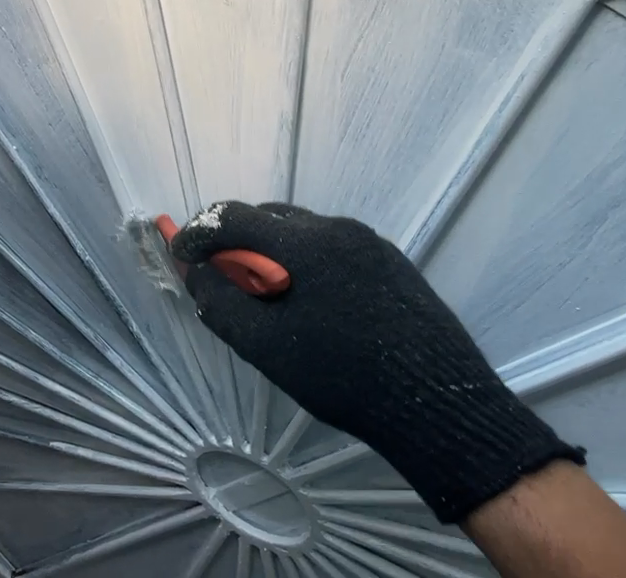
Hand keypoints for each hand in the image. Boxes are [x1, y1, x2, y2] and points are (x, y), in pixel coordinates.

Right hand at [170, 201, 582, 523]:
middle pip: (265, 217)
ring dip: (271, 250)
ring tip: (268, 292)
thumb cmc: (343, 377)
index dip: (198, 233)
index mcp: (303, 243)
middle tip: (223, 277)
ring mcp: (369, 243)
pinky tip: (311, 300)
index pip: (232, 216)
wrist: (443, 409)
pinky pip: (331, 246)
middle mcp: (336, 229)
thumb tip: (193, 269)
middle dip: (234, 240)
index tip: (182, 255)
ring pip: (299, 230)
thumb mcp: (264, 345)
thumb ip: (218, 300)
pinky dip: (305, 260)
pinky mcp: (392, 262)